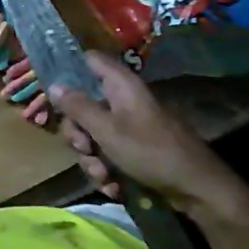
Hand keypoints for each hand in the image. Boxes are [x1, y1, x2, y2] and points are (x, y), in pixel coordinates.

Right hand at [50, 52, 248, 220]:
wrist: (195, 187)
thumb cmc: (150, 151)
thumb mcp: (107, 131)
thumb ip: (78, 107)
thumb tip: (53, 84)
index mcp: (120, 85)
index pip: (89, 60)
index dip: (69, 72)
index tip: (54, 95)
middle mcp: (123, 100)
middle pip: (83, 105)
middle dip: (78, 134)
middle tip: (85, 148)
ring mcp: (128, 125)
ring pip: (93, 135)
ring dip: (92, 159)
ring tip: (105, 176)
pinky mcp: (133, 149)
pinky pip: (107, 154)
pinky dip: (107, 171)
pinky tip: (114, 186)